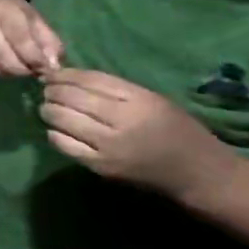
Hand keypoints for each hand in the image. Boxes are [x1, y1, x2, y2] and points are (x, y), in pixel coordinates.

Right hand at [0, 0, 63, 76]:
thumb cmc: (16, 15)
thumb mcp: (37, 21)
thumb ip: (48, 42)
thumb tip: (53, 66)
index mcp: (3, 11)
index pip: (18, 37)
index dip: (33, 56)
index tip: (45, 67)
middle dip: (18, 67)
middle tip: (31, 72)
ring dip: (2, 72)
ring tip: (16, 72)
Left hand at [40, 68, 239, 196]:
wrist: (200, 174)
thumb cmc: (177, 130)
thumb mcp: (153, 100)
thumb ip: (112, 88)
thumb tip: (66, 77)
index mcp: (140, 101)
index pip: (89, 80)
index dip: (63, 75)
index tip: (50, 74)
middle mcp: (123, 122)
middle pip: (70, 98)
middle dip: (51, 92)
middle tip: (48, 91)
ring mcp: (109, 147)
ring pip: (60, 119)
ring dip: (49, 110)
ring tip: (50, 108)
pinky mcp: (100, 166)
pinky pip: (62, 143)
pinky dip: (54, 133)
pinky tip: (59, 130)